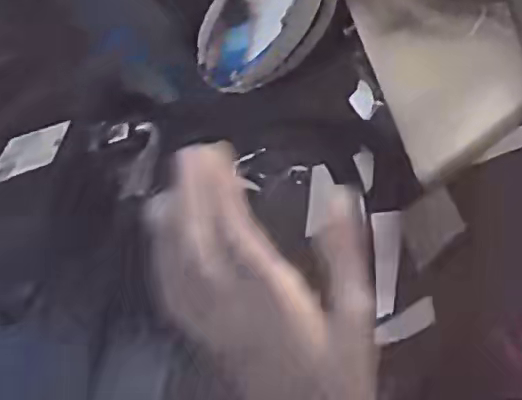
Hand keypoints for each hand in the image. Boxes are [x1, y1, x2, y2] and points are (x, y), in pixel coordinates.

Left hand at [144, 143, 374, 399]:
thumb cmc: (337, 370)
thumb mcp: (357, 310)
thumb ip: (347, 253)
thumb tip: (341, 193)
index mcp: (272, 299)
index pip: (236, 239)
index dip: (220, 195)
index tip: (217, 154)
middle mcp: (232, 311)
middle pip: (199, 251)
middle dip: (191, 198)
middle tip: (189, 152)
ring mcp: (212, 328)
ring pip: (178, 274)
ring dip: (170, 228)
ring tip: (167, 187)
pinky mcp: (204, 339)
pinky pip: (174, 297)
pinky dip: (163, 262)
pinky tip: (163, 243)